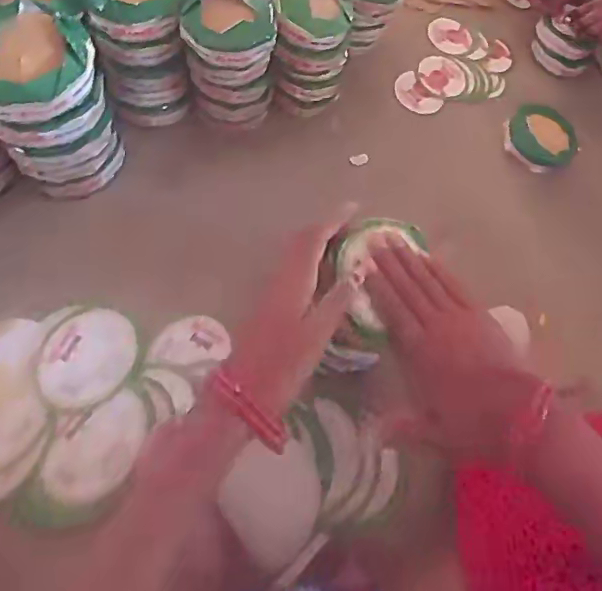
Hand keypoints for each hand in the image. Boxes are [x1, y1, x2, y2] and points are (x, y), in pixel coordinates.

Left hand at [224, 203, 360, 415]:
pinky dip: (310, 259)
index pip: (314, 238)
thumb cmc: (283, 365)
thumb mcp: (317, 335)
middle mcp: (280, 276)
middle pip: (302, 240)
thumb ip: (338, 301)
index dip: (334, 220)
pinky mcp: (269, 301)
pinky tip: (324, 274)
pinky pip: (293, 266)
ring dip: (317, 242)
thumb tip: (358, 271)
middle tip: (353, 228)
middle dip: (327, 228)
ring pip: (296, 252)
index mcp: (293, 279)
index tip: (355, 208)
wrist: (242, 393)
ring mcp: (271, 288)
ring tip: (344, 246)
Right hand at [366, 242, 547, 463]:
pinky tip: (428, 257)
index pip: (394, 312)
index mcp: (421, 352)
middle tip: (374, 240)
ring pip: (429, 281)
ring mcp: (459, 316)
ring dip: (410, 260)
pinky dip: (439, 269)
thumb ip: (404, 428)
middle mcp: (436, 327)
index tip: (365, 267)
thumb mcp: (436, 433)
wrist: (520, 412)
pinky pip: (454, 285)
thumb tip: (374, 435)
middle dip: (390, 265)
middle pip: (408, 290)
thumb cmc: (474, 425)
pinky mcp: (479, 313)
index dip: (379, 288)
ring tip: (395, 240)